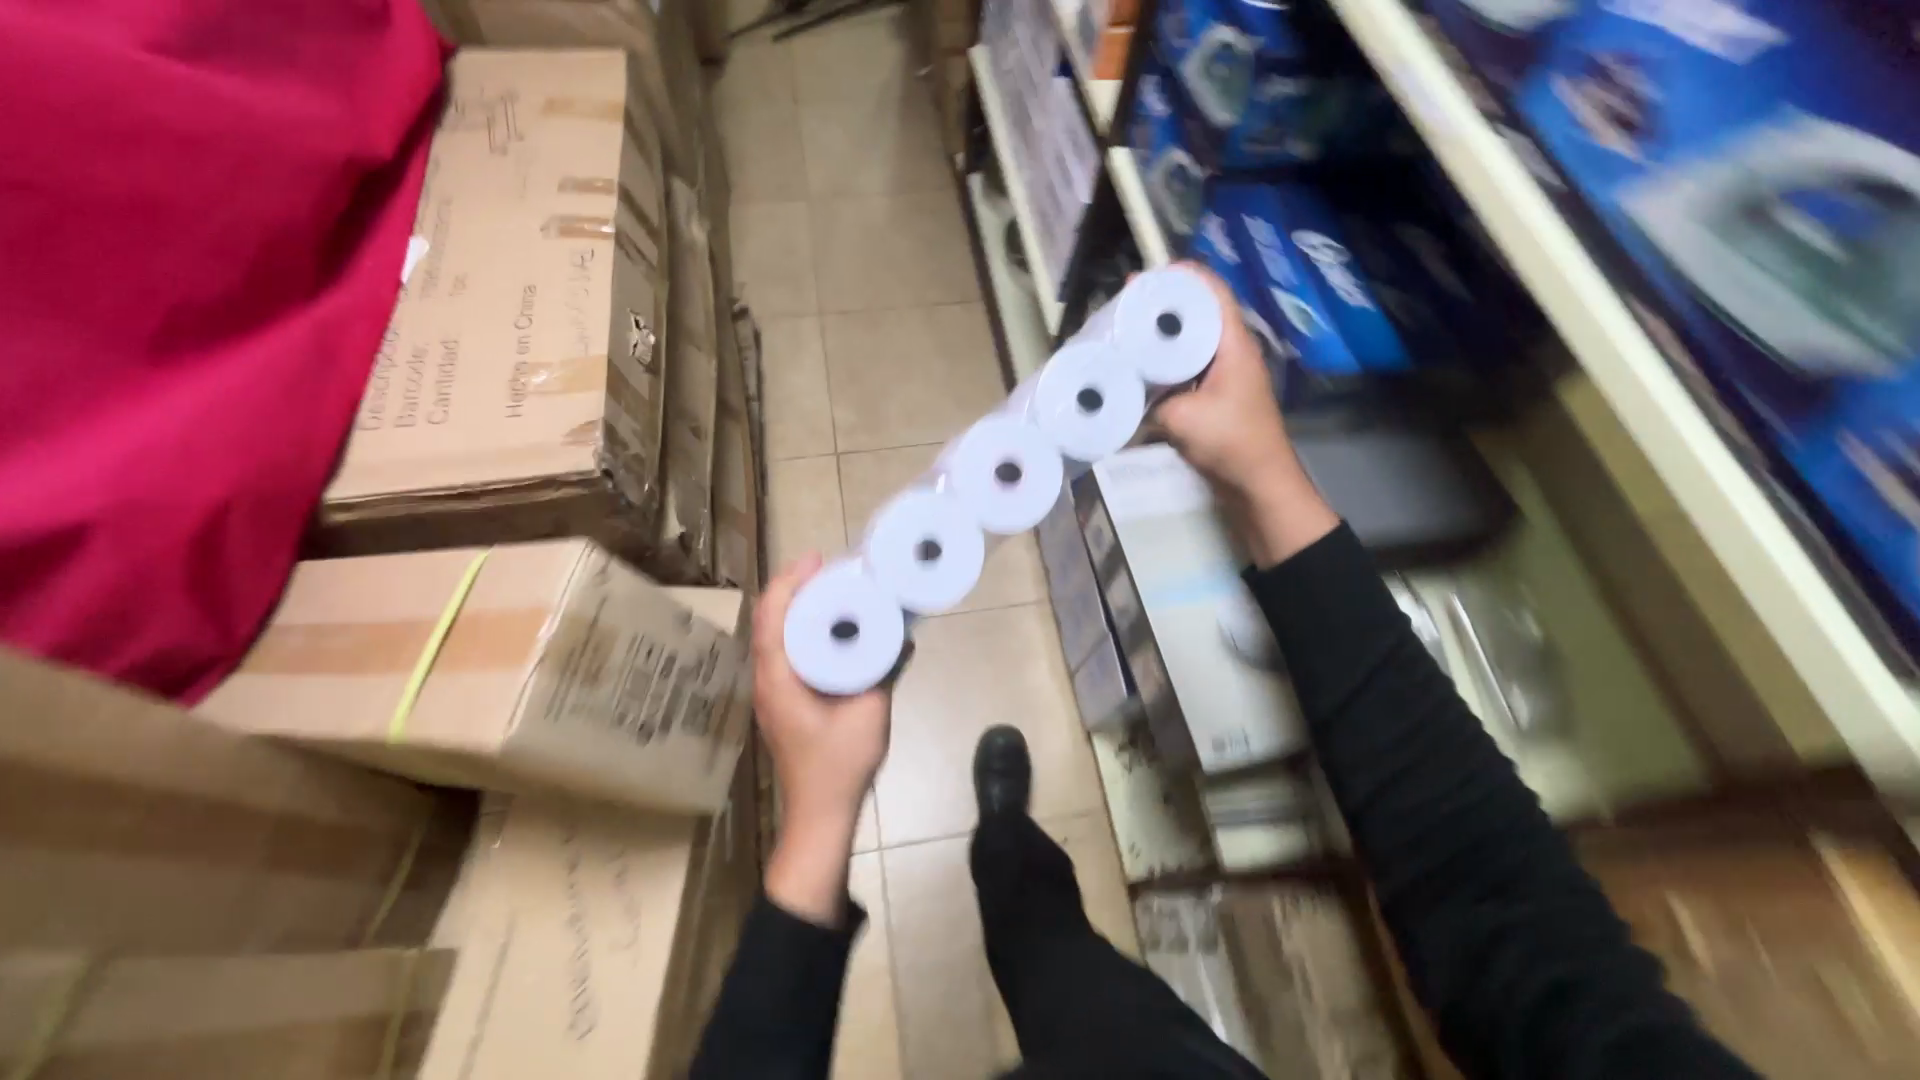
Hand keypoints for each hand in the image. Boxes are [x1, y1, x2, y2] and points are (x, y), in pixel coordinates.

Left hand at [752, 554, 895, 924]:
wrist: (820, 814)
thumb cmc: (840, 764)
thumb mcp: (870, 712)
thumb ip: (885, 671)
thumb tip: (905, 638)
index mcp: (778, 678)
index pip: (772, 617)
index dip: (789, 582)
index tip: (816, 559)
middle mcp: (767, 680)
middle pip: (770, 620)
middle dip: (796, 588)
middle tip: (832, 569)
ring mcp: (771, 692)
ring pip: (776, 637)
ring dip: (798, 609)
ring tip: (834, 591)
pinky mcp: (783, 702)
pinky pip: (786, 654)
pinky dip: (803, 632)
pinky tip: (832, 631)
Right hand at [1150, 262, 1339, 565]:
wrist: (1258, 485)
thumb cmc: (1231, 442)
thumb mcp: (1182, 417)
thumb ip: (1151, 398)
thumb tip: (1125, 391)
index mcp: (1232, 344)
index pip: (1212, 292)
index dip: (1182, 277)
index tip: (1145, 278)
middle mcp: (1229, 352)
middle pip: (1198, 312)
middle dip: (1163, 304)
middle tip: (1124, 305)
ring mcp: (1222, 375)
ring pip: (1189, 341)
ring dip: (1161, 335)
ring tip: (1124, 331)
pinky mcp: (1213, 397)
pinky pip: (1185, 368)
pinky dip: (1163, 363)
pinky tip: (1137, 368)